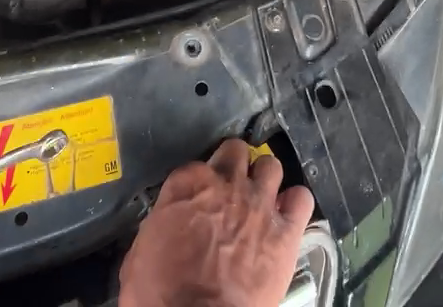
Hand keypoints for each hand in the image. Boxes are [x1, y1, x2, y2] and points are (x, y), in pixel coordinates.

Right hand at [119, 139, 315, 306]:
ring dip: (265, 179)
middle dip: (234, 164)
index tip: (195, 199)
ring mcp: (260, 203)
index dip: (195, 183)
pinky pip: (302, 199)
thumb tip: (167, 222)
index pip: (194, 166)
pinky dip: (295, 203)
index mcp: (189, 186)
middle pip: (236, 150)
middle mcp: (228, 184)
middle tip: (230, 186)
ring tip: (261, 198)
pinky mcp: (286, 230)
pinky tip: (288, 214)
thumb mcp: (140, 255)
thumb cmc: (159, 295)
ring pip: (271, 166)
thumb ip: (159, 225)